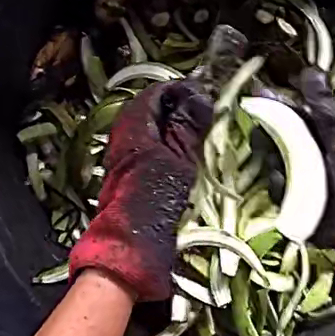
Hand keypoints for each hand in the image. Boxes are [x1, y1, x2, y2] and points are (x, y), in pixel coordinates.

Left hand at [70, 81, 213, 299]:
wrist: (131, 245)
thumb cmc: (154, 198)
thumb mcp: (180, 156)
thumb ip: (189, 124)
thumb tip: (200, 94)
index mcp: (133, 123)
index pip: (158, 91)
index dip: (182, 90)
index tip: (206, 95)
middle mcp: (125, 135)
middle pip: (156, 110)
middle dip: (181, 109)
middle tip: (208, 114)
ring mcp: (127, 156)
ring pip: (156, 130)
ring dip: (178, 130)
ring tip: (204, 135)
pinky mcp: (132, 174)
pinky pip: (155, 149)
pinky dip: (173, 147)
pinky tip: (190, 158)